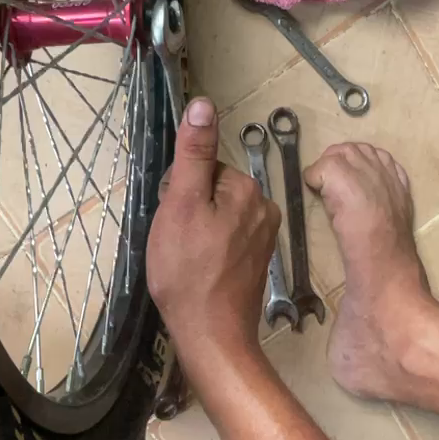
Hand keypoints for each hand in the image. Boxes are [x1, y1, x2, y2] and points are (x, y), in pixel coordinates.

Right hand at [147, 98, 282, 371]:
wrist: (211, 335)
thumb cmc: (188, 271)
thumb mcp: (181, 205)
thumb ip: (193, 154)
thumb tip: (202, 104)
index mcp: (247, 189)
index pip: (204, 170)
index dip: (181, 191)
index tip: (175, 219)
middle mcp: (263, 208)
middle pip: (212, 191)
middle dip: (190, 210)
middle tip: (177, 241)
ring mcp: (263, 237)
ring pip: (217, 217)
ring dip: (197, 231)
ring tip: (185, 259)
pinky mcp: (257, 262)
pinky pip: (226, 240)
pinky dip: (209, 251)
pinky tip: (198, 271)